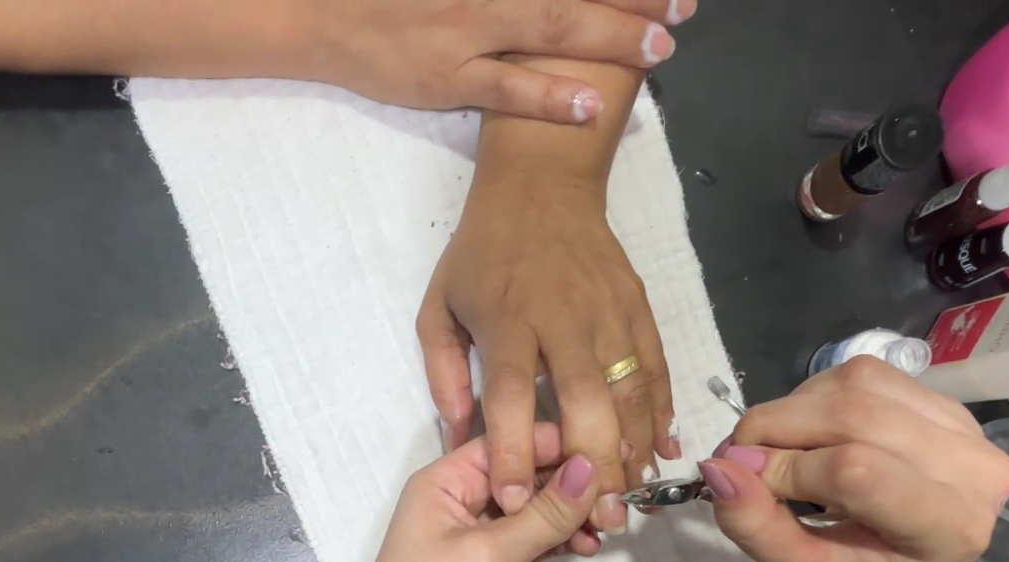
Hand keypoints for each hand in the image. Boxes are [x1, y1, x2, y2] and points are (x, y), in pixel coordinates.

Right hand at [309, 0, 688, 123]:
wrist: (325, 11)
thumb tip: (544, 5)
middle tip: (684, 3)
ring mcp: (469, 27)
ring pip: (554, 27)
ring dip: (612, 37)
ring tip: (661, 49)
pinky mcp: (448, 74)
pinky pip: (509, 86)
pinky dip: (551, 96)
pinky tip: (592, 104)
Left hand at [331, 423, 601, 561]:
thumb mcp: (487, 555)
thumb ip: (543, 513)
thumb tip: (589, 466)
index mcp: (446, 481)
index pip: (509, 443)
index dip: (556, 444)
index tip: (606, 452)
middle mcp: (464, 502)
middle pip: (527, 475)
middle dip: (571, 484)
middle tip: (620, 493)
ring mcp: (483, 539)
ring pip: (538, 512)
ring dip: (572, 516)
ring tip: (609, 527)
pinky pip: (538, 544)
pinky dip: (563, 543)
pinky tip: (589, 547)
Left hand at [418, 171, 677, 534]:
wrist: (542, 181)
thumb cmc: (482, 253)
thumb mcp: (440, 308)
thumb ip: (446, 373)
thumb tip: (458, 434)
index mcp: (505, 322)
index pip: (510, 398)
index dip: (512, 455)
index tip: (513, 506)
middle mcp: (561, 320)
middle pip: (584, 404)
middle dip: (592, 468)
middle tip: (598, 521)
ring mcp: (607, 313)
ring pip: (628, 392)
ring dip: (633, 451)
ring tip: (631, 500)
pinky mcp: (638, 307)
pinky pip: (656, 368)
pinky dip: (662, 411)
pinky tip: (662, 449)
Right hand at [700, 358, 1008, 561]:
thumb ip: (756, 527)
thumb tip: (716, 468)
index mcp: (949, 527)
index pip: (857, 471)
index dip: (785, 468)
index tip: (738, 481)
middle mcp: (972, 467)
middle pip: (855, 414)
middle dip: (775, 428)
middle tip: (739, 458)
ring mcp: (965, 425)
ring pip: (857, 384)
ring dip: (793, 409)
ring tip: (775, 449)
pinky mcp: (941, 400)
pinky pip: (864, 375)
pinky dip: (813, 396)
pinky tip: (809, 432)